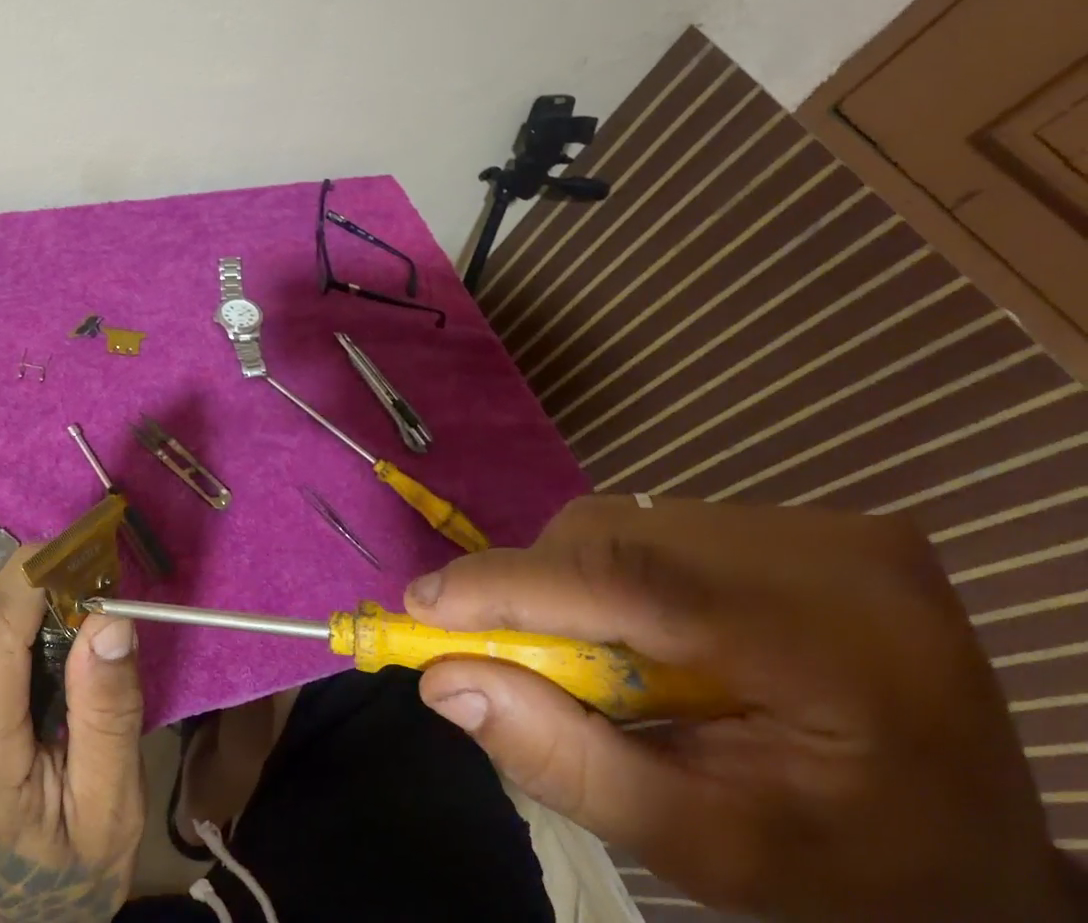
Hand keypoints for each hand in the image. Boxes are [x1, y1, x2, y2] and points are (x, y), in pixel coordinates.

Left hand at [0, 554, 144, 921]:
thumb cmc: (70, 876)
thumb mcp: (112, 808)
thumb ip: (108, 714)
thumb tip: (110, 618)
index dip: (29, 574)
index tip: (79, 546)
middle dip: (25, 583)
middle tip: (86, 592)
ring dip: (10, 608)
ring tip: (63, 638)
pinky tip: (29, 680)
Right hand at [404, 496, 1082, 921]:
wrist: (975, 859)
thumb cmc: (842, 872)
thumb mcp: (700, 845)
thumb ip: (565, 760)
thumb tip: (441, 680)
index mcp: (833, 647)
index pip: (633, 581)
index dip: (510, 585)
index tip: (418, 608)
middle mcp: (837, 554)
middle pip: (619, 536)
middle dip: (536, 591)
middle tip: (505, 660)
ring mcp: (834, 528)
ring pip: (628, 522)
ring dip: (575, 584)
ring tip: (600, 665)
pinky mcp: (817, 524)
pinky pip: (661, 527)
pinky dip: (617, 576)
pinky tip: (649, 639)